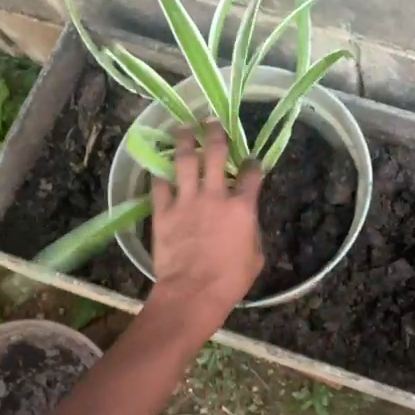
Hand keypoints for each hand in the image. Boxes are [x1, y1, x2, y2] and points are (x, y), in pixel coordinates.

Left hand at [149, 125, 263, 318]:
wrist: (192, 293)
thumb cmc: (230, 280)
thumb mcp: (255, 255)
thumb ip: (251, 230)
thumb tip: (247, 221)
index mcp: (242, 207)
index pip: (251, 174)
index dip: (253, 165)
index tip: (252, 162)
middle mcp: (215, 195)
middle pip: (215, 154)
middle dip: (216, 133)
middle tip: (212, 121)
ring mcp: (186, 201)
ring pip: (184, 160)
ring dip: (184, 140)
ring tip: (183, 127)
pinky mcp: (163, 212)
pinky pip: (159, 185)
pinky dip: (159, 173)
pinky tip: (159, 165)